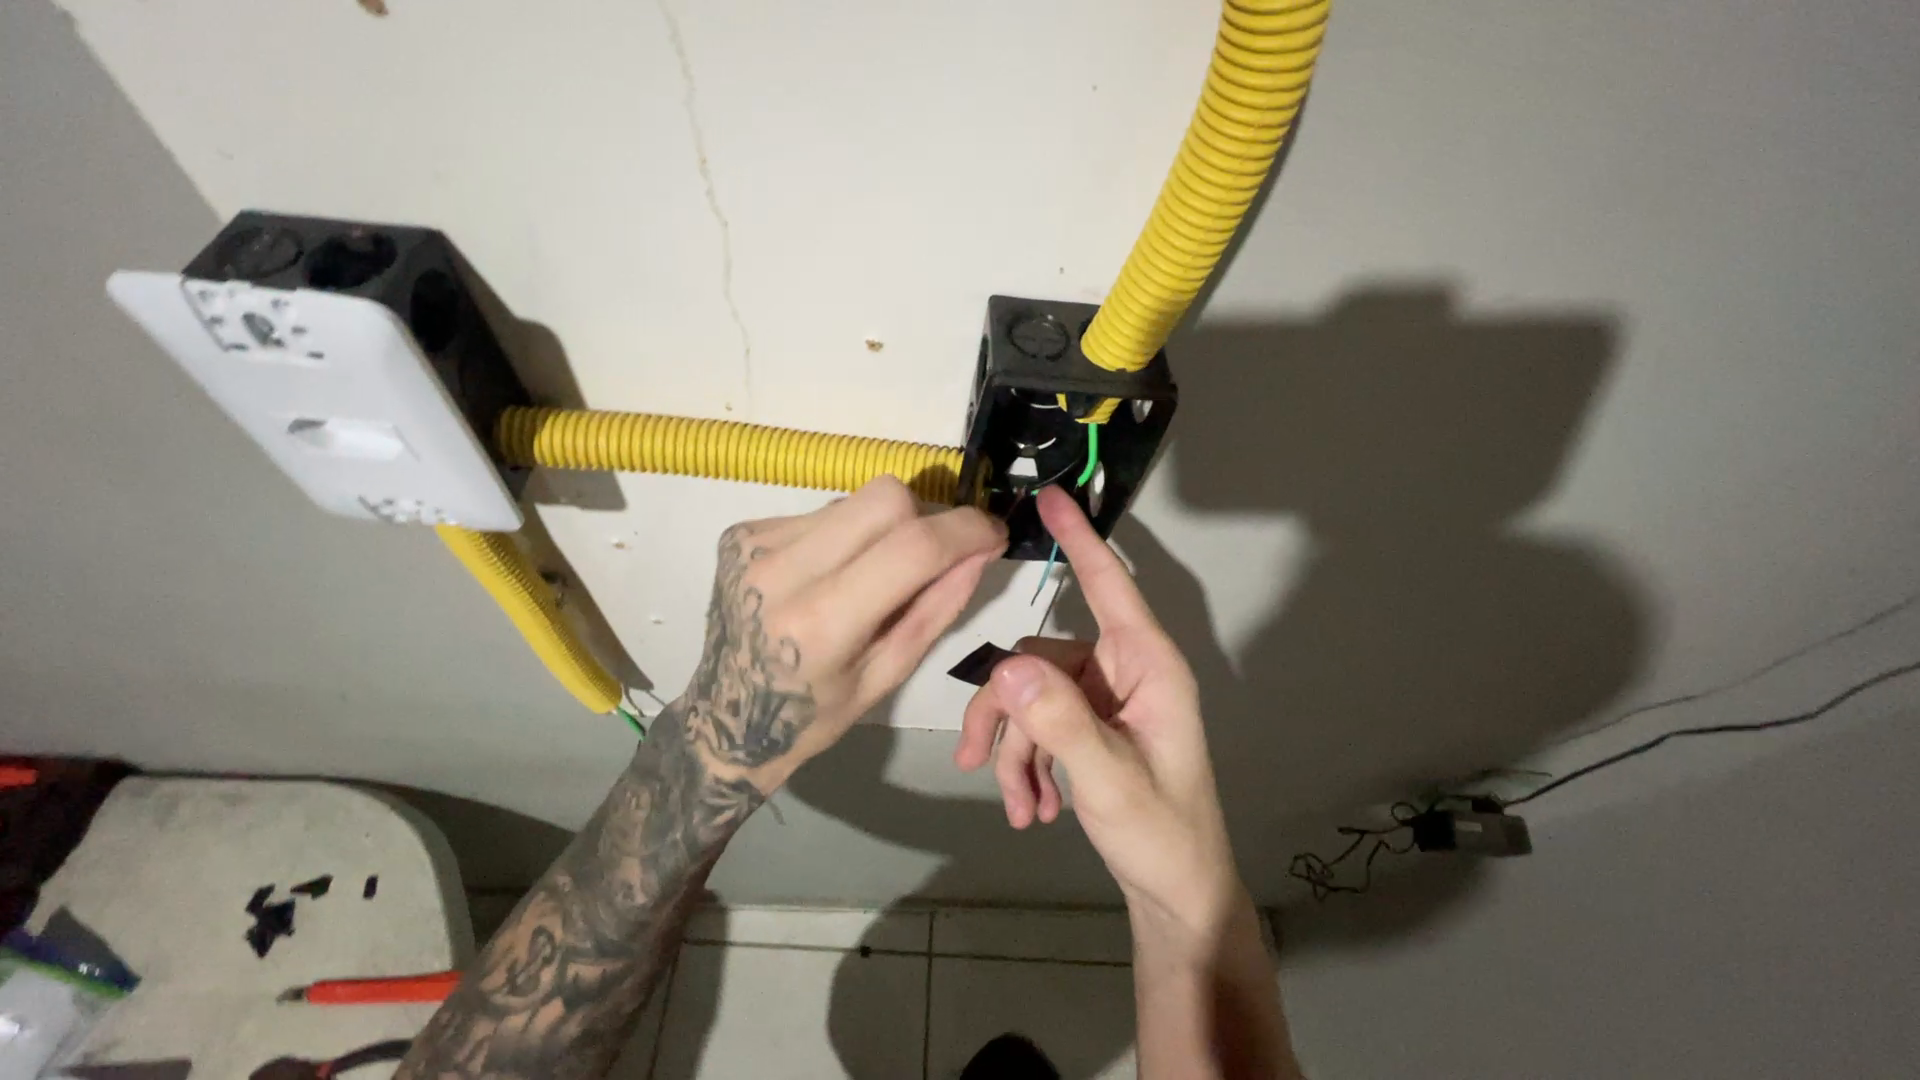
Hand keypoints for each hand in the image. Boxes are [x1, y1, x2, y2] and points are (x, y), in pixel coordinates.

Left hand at [684, 476, 1005, 792]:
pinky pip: (821, 511)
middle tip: (932, 556)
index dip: (966, 530)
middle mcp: (781, 571)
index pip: (913, 547)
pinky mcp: (739, 532)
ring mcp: (754, 546)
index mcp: (821, 623)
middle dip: (926, 518)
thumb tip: (981, 548)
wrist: (724, 720)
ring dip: (882, 527)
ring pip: (854, 499)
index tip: (992, 533)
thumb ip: (938, 606)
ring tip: (869, 575)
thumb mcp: (887, 675)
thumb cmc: (814, 714)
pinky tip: (830, 574)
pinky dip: (844, 534)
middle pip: (885, 497)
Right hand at [955, 487, 1241, 940]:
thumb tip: (1007, 667)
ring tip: (1022, 809)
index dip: (1079, 539)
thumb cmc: (1162, 834)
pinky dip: (1025, 764)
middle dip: (1006, 713)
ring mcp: (1102, 699)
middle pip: (1036, 658)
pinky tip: (1033, 809)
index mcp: (1147, 666)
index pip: (1110, 586)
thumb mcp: (1110, 782)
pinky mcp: (1087, 725)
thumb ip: (1061, 724)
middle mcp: (1122, 671)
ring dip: (1014, 752)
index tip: (1049, 498)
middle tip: (976, 764)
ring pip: (1028, 695)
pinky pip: (1037, 724)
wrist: (1176, 893)